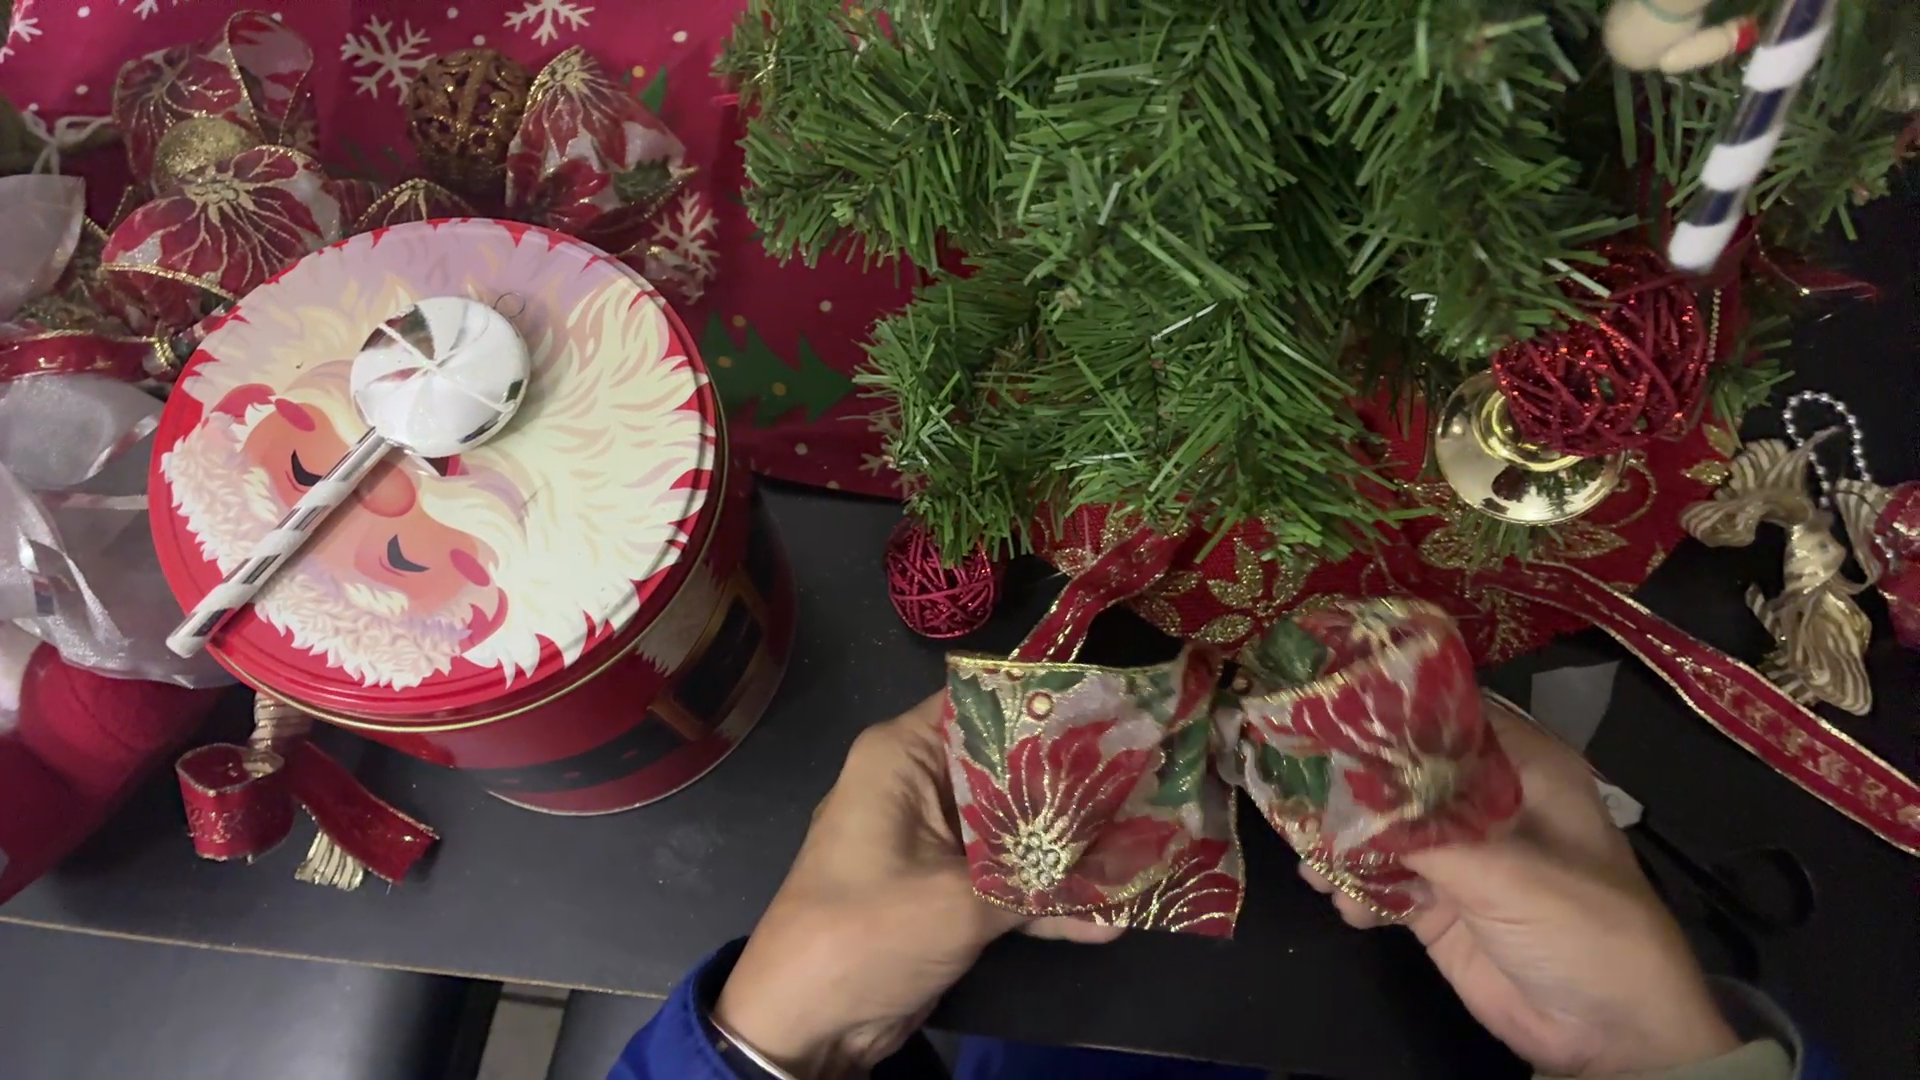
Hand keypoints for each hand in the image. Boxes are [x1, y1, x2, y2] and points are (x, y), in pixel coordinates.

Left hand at [714, 693, 1117, 1077]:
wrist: (803, 1025)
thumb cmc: (869, 931)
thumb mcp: (962, 902)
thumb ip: (1046, 886)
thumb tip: (1132, 883)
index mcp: (903, 754)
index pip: (979, 704)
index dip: (1041, 706)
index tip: (1105, 715)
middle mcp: (916, 781)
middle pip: (1002, 764)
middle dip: (1066, 778)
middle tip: (1139, 774)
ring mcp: (930, 835)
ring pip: (1006, 821)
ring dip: (1060, 839)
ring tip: (1138, 834)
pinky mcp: (940, 883)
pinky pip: (998, 871)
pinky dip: (1038, 890)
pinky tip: (1106, 909)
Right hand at [1301, 697, 1739, 1077]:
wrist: (1614, 1046)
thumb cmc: (1588, 936)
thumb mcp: (1511, 875)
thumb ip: (1424, 833)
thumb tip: (1342, 798)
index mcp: (1519, 771)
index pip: (1442, 718)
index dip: (1385, 713)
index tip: (1322, 713)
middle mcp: (1479, 799)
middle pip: (1396, 772)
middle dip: (1345, 786)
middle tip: (1294, 791)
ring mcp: (1453, 850)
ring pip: (1376, 825)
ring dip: (1339, 842)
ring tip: (1311, 862)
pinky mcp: (1430, 896)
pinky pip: (1374, 877)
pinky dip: (1352, 888)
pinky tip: (1345, 905)